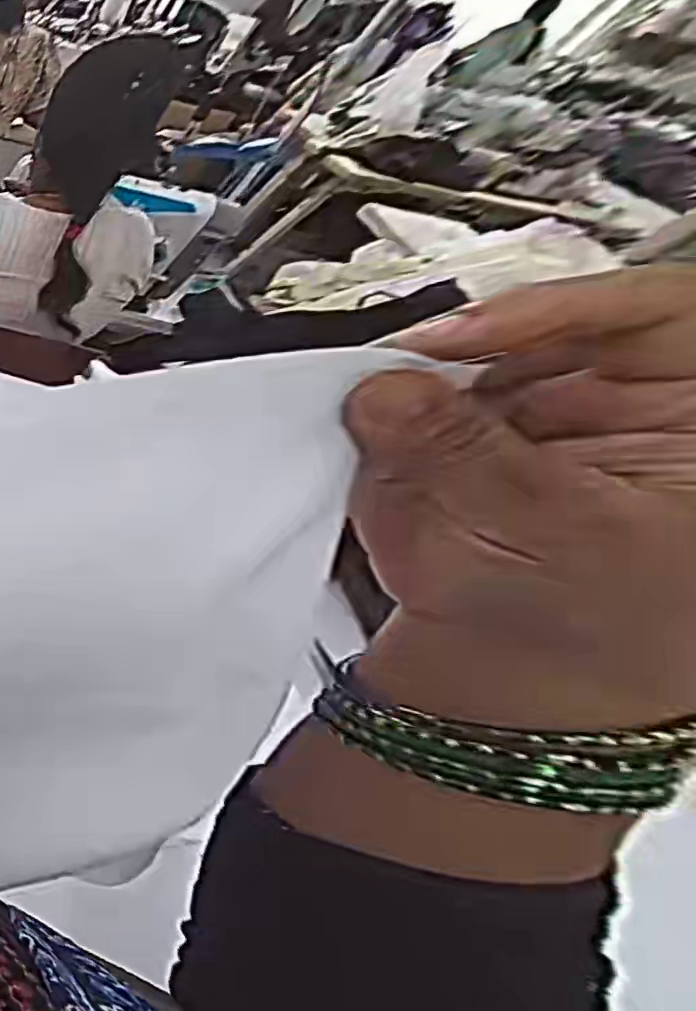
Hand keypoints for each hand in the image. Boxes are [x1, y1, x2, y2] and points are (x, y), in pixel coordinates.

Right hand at [347, 265, 695, 730]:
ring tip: (375, 431)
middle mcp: (617, 411)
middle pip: (536, 341)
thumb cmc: (574, 626)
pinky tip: (369, 451)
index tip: (451, 337)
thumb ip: (451, 452)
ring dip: (406, 399)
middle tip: (388, 380)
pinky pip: (410, 418)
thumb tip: (386, 387)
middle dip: (451, 361)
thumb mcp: (527, 530)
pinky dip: (378, 429)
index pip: (652, 315)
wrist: (505, 677)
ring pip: (462, 378)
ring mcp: (531, 431)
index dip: (550, 311)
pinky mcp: (461, 452)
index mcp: (692, 420)